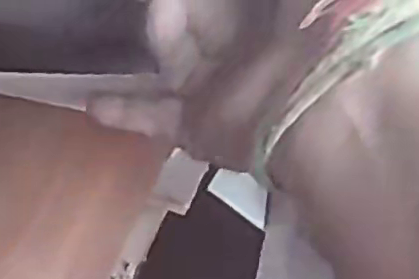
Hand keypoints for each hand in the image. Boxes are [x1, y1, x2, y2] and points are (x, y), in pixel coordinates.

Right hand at [90, 0, 418, 174]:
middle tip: (172, 6)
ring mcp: (223, 87)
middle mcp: (255, 40)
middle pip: (207, 14)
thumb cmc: (324, 8)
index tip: (176, 1)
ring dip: (165, 32)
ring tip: (160, 16)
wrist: (325, 92)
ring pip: (179, 55)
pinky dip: (124, 112)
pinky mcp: (198, 127)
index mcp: (288, 5)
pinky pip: (154, 116)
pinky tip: (93, 104)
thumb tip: (177, 4)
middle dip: (189, 7)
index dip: (200, 3)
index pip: (240, 2)